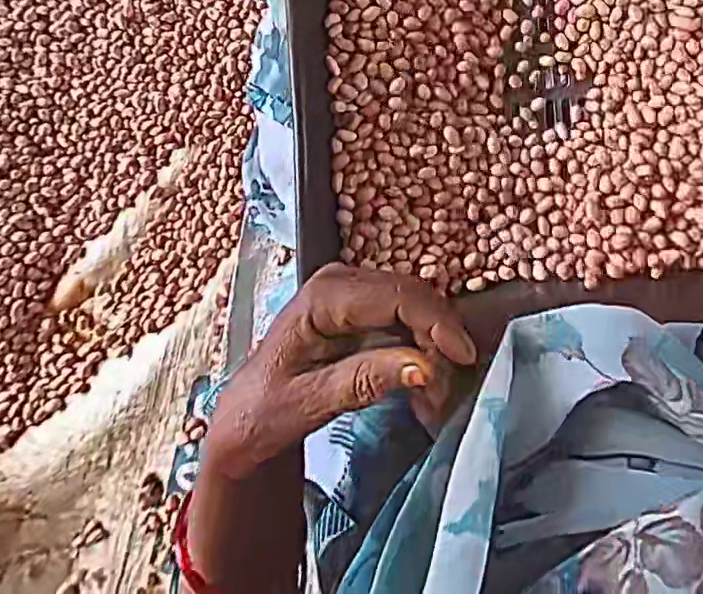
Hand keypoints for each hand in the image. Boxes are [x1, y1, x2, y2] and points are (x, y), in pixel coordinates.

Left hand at [204, 263, 477, 479]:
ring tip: (433, 402)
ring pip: (415, 309)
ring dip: (432, 351)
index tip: (462, 357)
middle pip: (412, 297)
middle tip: (446, 393)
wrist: (241, 420)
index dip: (436, 321)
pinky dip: (421, 355)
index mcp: (324, 294)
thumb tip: (423, 367)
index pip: (396, 295)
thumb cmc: (260, 412)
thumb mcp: (306, 403)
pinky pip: (405, 323)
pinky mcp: (361, 311)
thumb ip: (362, 381)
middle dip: (437, 342)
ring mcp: (353, 293)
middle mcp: (342, 281)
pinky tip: (421, 391)